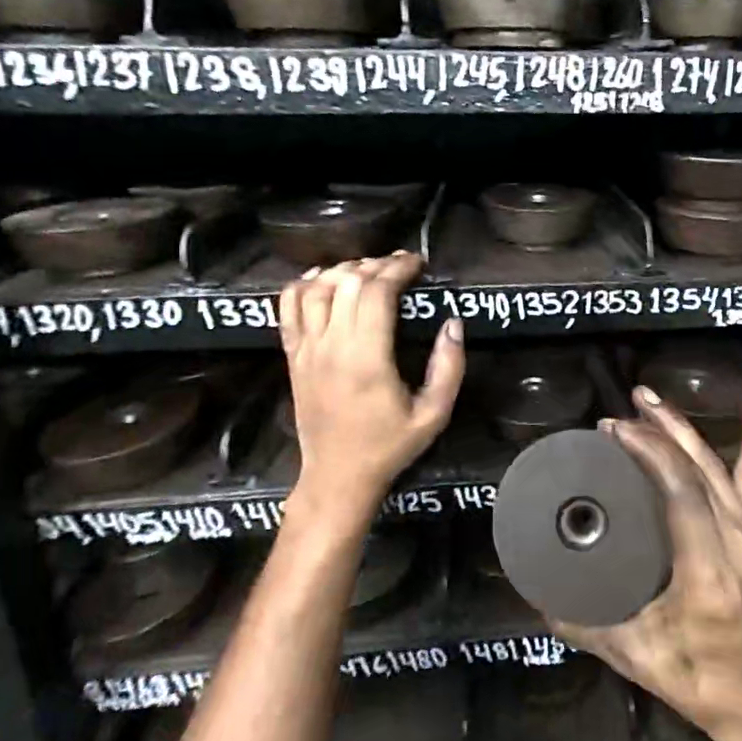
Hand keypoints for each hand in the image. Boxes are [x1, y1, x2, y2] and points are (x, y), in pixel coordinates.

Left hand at [278, 252, 464, 526]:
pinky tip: (323, 278)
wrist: (338, 476)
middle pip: (347, 283)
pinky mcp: (292, 356)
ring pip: (316, 288)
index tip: (418, 264)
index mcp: (367, 358)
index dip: (398, 269)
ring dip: (343, 270)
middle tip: (400, 266)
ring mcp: (306, 350)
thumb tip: (453, 323)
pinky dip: (303, 285)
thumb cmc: (389, 446)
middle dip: (376, 264)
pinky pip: (288, 308)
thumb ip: (448, 367)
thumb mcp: (434, 414)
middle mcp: (331, 346)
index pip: (376, 292)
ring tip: (368, 270)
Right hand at [551, 387, 741, 739]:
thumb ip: (581, 624)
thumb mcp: (630, 653)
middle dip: (657, 435)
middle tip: (616, 417)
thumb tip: (534, 592)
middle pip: (698, 472)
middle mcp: (735, 544)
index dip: (652, 455)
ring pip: (717, 467)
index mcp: (707, 573)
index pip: (683, 496)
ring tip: (648, 399)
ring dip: (682, 429)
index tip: (615, 431)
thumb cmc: (689, 672)